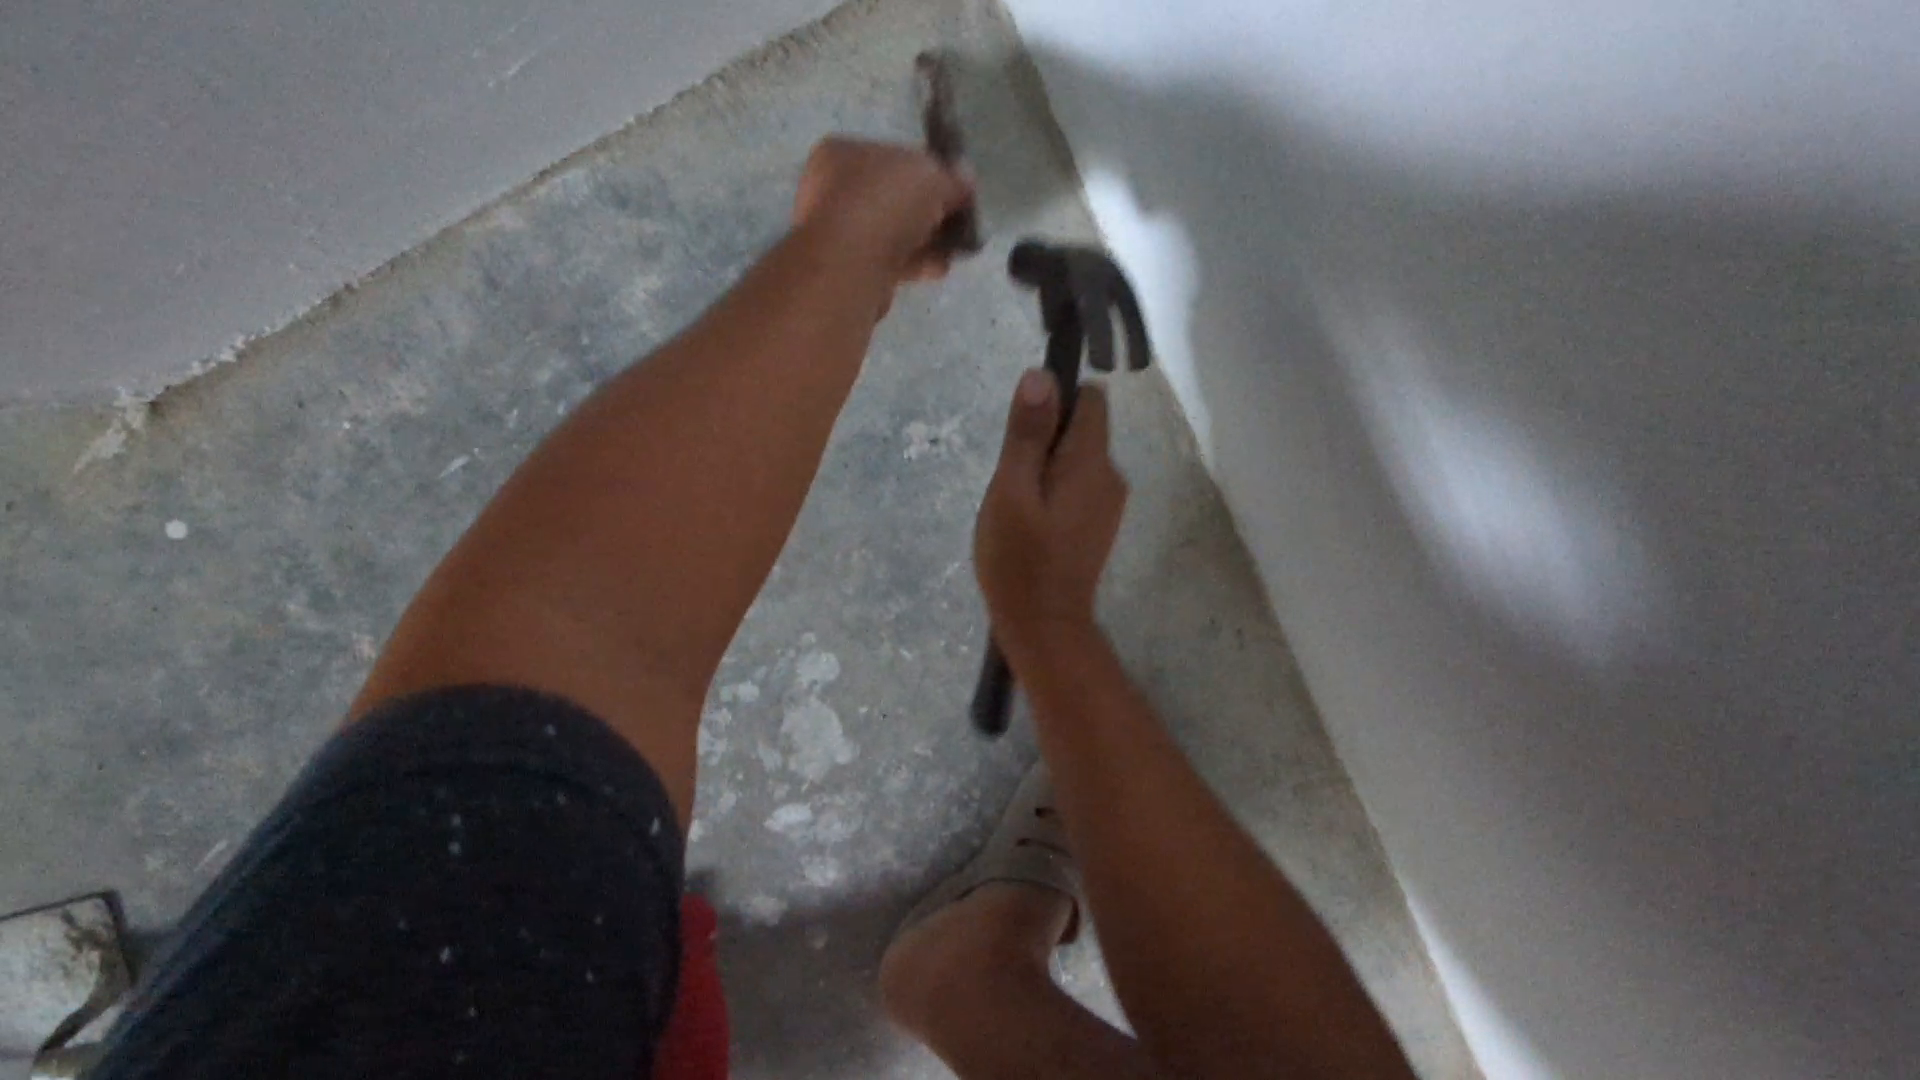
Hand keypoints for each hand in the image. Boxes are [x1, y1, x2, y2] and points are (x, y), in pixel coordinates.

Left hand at [792, 137, 974, 283]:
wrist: (852, 262)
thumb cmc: (886, 202)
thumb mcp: (933, 177)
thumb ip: (952, 178)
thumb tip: (965, 178)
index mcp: (843, 152)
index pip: (892, 156)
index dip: (927, 172)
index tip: (953, 192)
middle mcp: (832, 189)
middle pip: (893, 198)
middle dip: (928, 213)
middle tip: (957, 224)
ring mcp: (835, 232)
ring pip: (891, 233)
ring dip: (924, 242)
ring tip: (953, 252)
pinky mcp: (845, 268)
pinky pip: (886, 261)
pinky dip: (913, 263)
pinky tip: (936, 269)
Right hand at [974, 370, 1127, 656]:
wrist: (1044, 626)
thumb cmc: (1021, 560)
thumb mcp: (1011, 491)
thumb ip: (1026, 434)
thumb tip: (1041, 375)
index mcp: (1092, 462)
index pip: (1090, 399)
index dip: (1055, 400)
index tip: (1023, 429)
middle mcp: (1111, 475)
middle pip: (1080, 429)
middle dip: (1043, 441)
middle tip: (1011, 481)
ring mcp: (1108, 503)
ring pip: (1074, 460)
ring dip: (1044, 469)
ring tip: (1017, 505)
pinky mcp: (1098, 524)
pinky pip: (1075, 486)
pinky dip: (1052, 492)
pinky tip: (1030, 523)